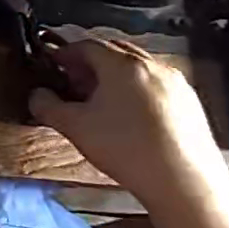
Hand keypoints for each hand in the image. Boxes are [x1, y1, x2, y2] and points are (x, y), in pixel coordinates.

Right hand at [28, 38, 228, 220]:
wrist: (183, 182)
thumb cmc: (126, 149)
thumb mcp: (73, 126)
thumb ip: (46, 105)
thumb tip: (38, 95)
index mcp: (123, 65)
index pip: (86, 45)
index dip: (63, 52)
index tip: (50, 64)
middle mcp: (153, 67)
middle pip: (113, 50)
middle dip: (88, 62)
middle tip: (70, 80)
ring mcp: (176, 84)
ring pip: (136, 67)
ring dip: (111, 75)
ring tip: (96, 99)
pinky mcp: (190, 103)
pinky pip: (154, 84)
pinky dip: (134, 89)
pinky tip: (125, 115)